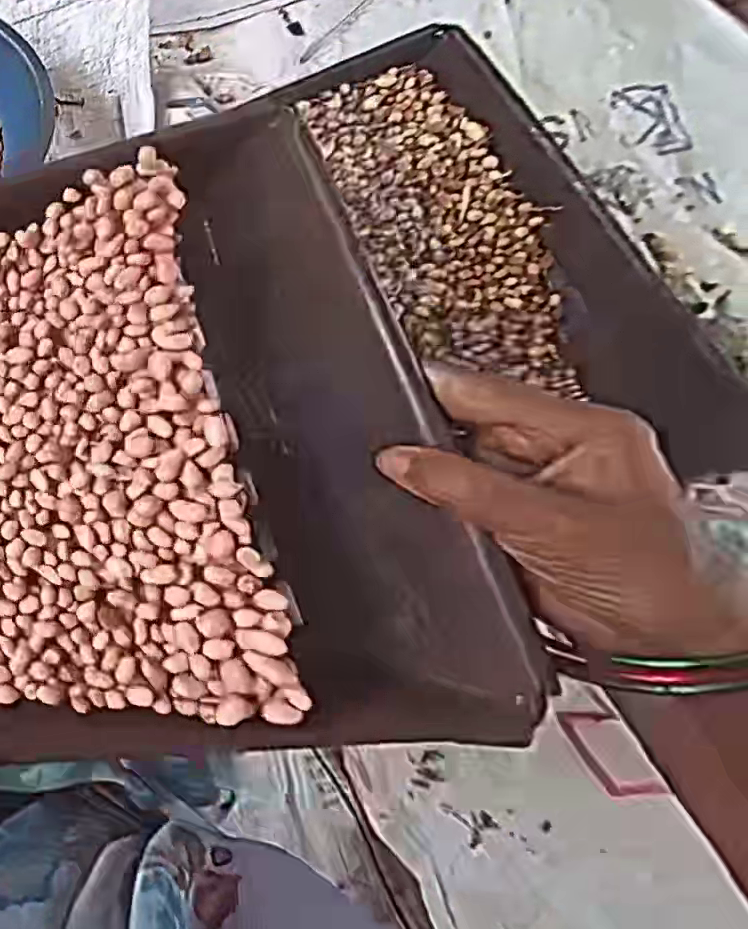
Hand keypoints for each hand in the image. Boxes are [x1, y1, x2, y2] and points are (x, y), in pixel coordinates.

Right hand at [376, 363, 745, 656]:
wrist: (659, 641)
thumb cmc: (652, 581)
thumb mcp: (549, 525)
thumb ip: (464, 487)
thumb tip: (394, 459)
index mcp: (583, 428)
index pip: (480, 390)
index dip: (423, 391)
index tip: (371, 403)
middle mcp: (551, 443)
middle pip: (454, 419)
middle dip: (418, 438)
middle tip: (393, 460)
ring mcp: (523, 474)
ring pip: (442, 454)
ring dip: (423, 472)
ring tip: (421, 493)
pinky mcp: (499, 501)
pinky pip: (443, 485)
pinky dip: (425, 494)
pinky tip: (424, 506)